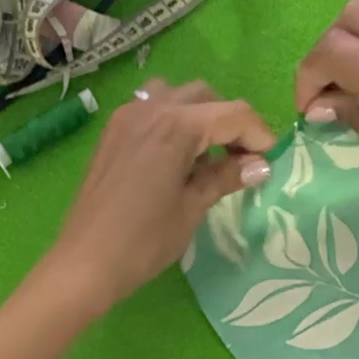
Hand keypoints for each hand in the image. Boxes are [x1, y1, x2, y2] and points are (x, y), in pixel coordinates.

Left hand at [45, 79, 275, 308]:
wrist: (87, 261)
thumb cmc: (144, 241)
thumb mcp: (191, 209)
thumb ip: (225, 178)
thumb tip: (260, 166)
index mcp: (176, 125)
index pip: (233, 114)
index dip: (258, 135)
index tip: (271, 162)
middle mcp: (152, 108)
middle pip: (206, 97)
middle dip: (231, 124)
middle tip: (244, 162)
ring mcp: (128, 117)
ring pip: (177, 97)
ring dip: (201, 118)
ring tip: (209, 157)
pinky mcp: (114, 134)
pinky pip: (152, 110)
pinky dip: (174, 123)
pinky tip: (178, 160)